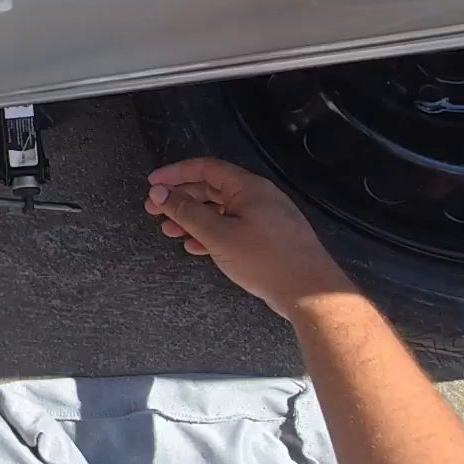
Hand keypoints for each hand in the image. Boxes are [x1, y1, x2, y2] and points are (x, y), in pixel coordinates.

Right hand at [143, 157, 356, 319]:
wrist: (310, 295)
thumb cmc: (266, 260)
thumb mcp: (217, 234)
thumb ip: (185, 211)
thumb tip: (159, 192)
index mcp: (248, 188)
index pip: (204, 168)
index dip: (175, 173)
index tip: (152, 184)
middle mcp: (257, 197)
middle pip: (209, 189)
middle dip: (180, 199)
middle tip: (155, 210)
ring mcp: (263, 218)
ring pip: (218, 210)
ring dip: (191, 219)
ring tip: (170, 232)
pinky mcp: (266, 238)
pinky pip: (231, 227)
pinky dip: (209, 233)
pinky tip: (195, 246)